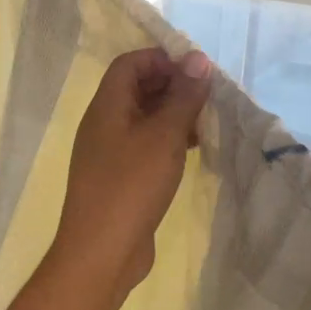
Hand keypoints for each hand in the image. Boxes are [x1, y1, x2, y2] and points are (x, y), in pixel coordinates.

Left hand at [49, 48, 212, 305]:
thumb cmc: (131, 185)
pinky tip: (194, 149)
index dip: (161, 59)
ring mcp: (109, 152)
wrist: (102, 251)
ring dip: (173, 114)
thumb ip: (183, 96)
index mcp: (106, 106)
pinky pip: (145, 145)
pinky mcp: (120, 178)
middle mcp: (103, 124)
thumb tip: (197, 58)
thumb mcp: (164, 136)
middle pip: (136, 89)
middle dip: (172, 85)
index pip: (130, 64)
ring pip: (143, 119)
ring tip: (208, 120)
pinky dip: (168, 140)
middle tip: (208, 95)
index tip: (197, 69)